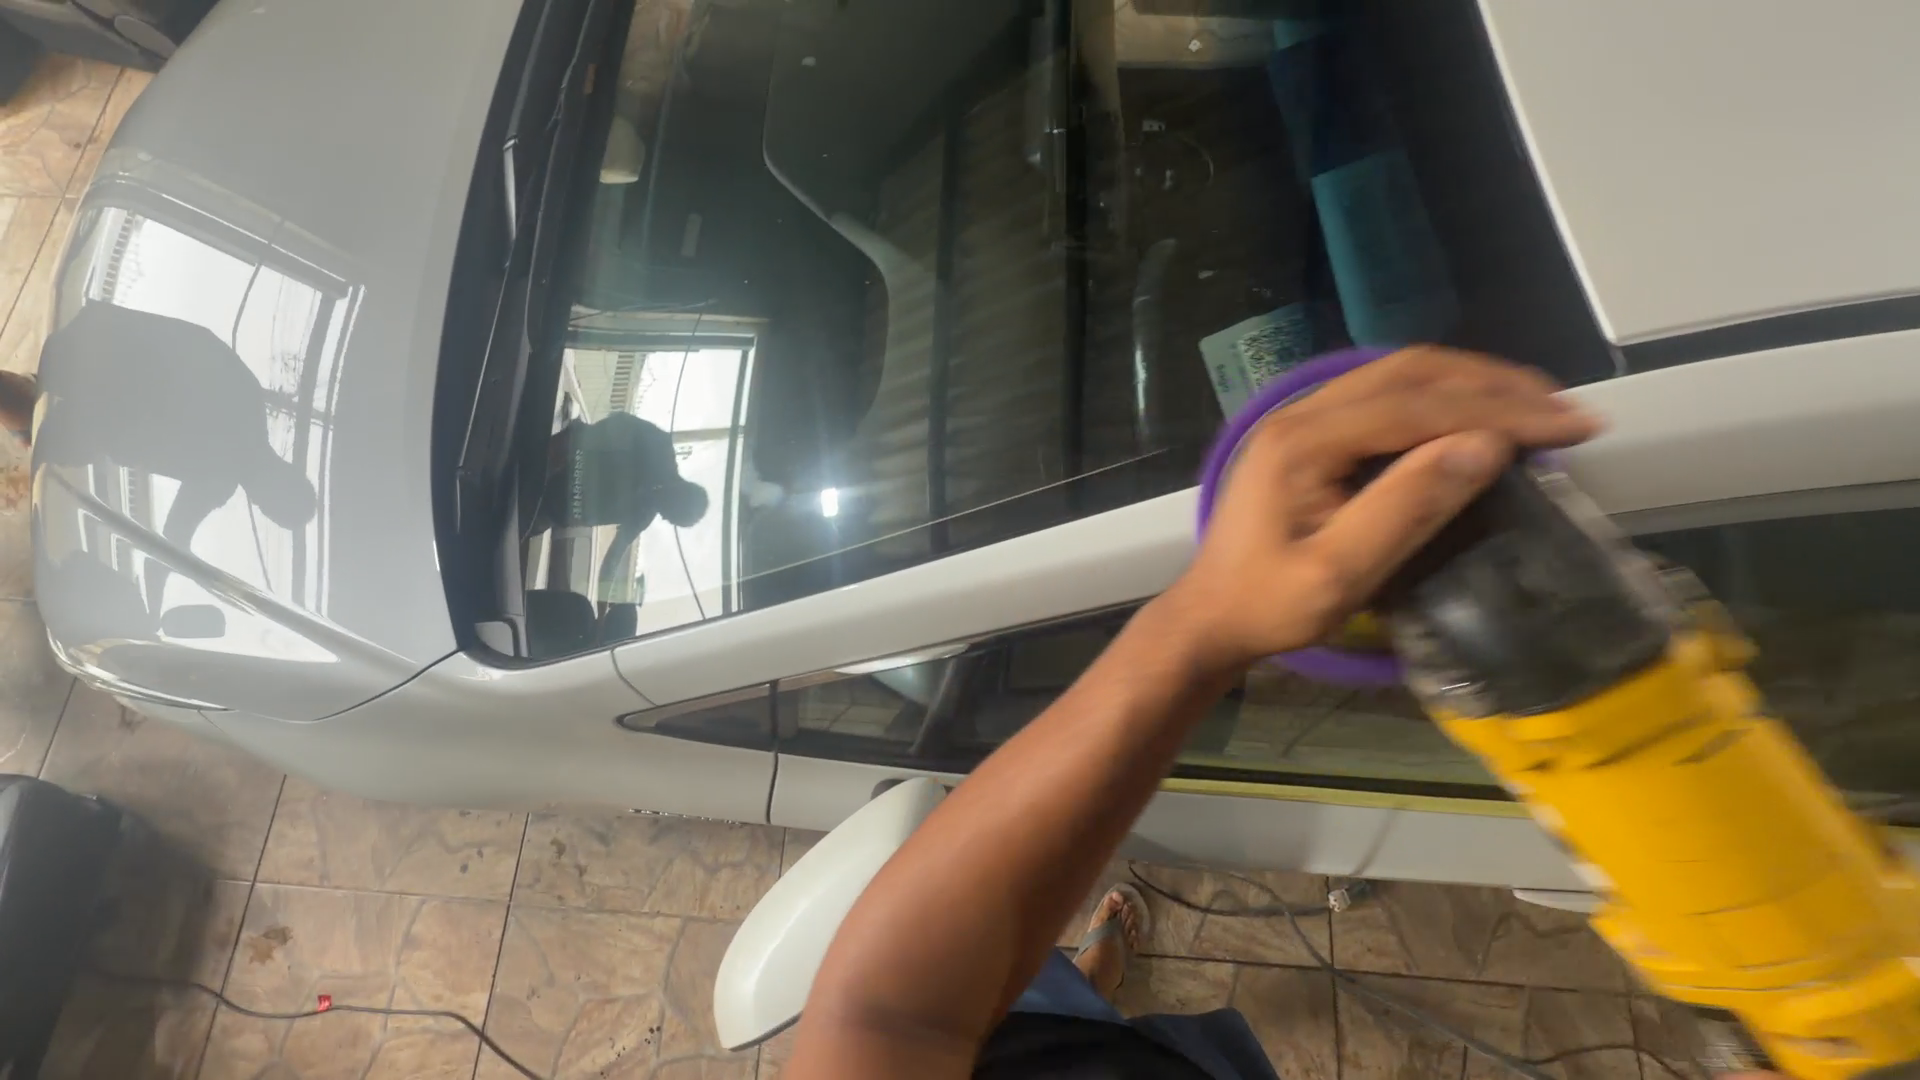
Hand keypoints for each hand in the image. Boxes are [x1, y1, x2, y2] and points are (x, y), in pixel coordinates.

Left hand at [1161, 346, 1602, 671]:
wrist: (1211, 614)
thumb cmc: (1268, 605)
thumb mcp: (1338, 574)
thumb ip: (1406, 508)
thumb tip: (1486, 446)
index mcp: (1303, 442)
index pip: (1417, 405)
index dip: (1501, 410)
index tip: (1575, 424)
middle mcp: (1298, 416)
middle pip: (1407, 372)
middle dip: (1493, 384)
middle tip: (1563, 410)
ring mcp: (1297, 423)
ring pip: (1394, 378)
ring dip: (1467, 385)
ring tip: (1533, 409)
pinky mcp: (1303, 439)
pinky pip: (1379, 399)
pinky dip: (1435, 401)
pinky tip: (1470, 422)